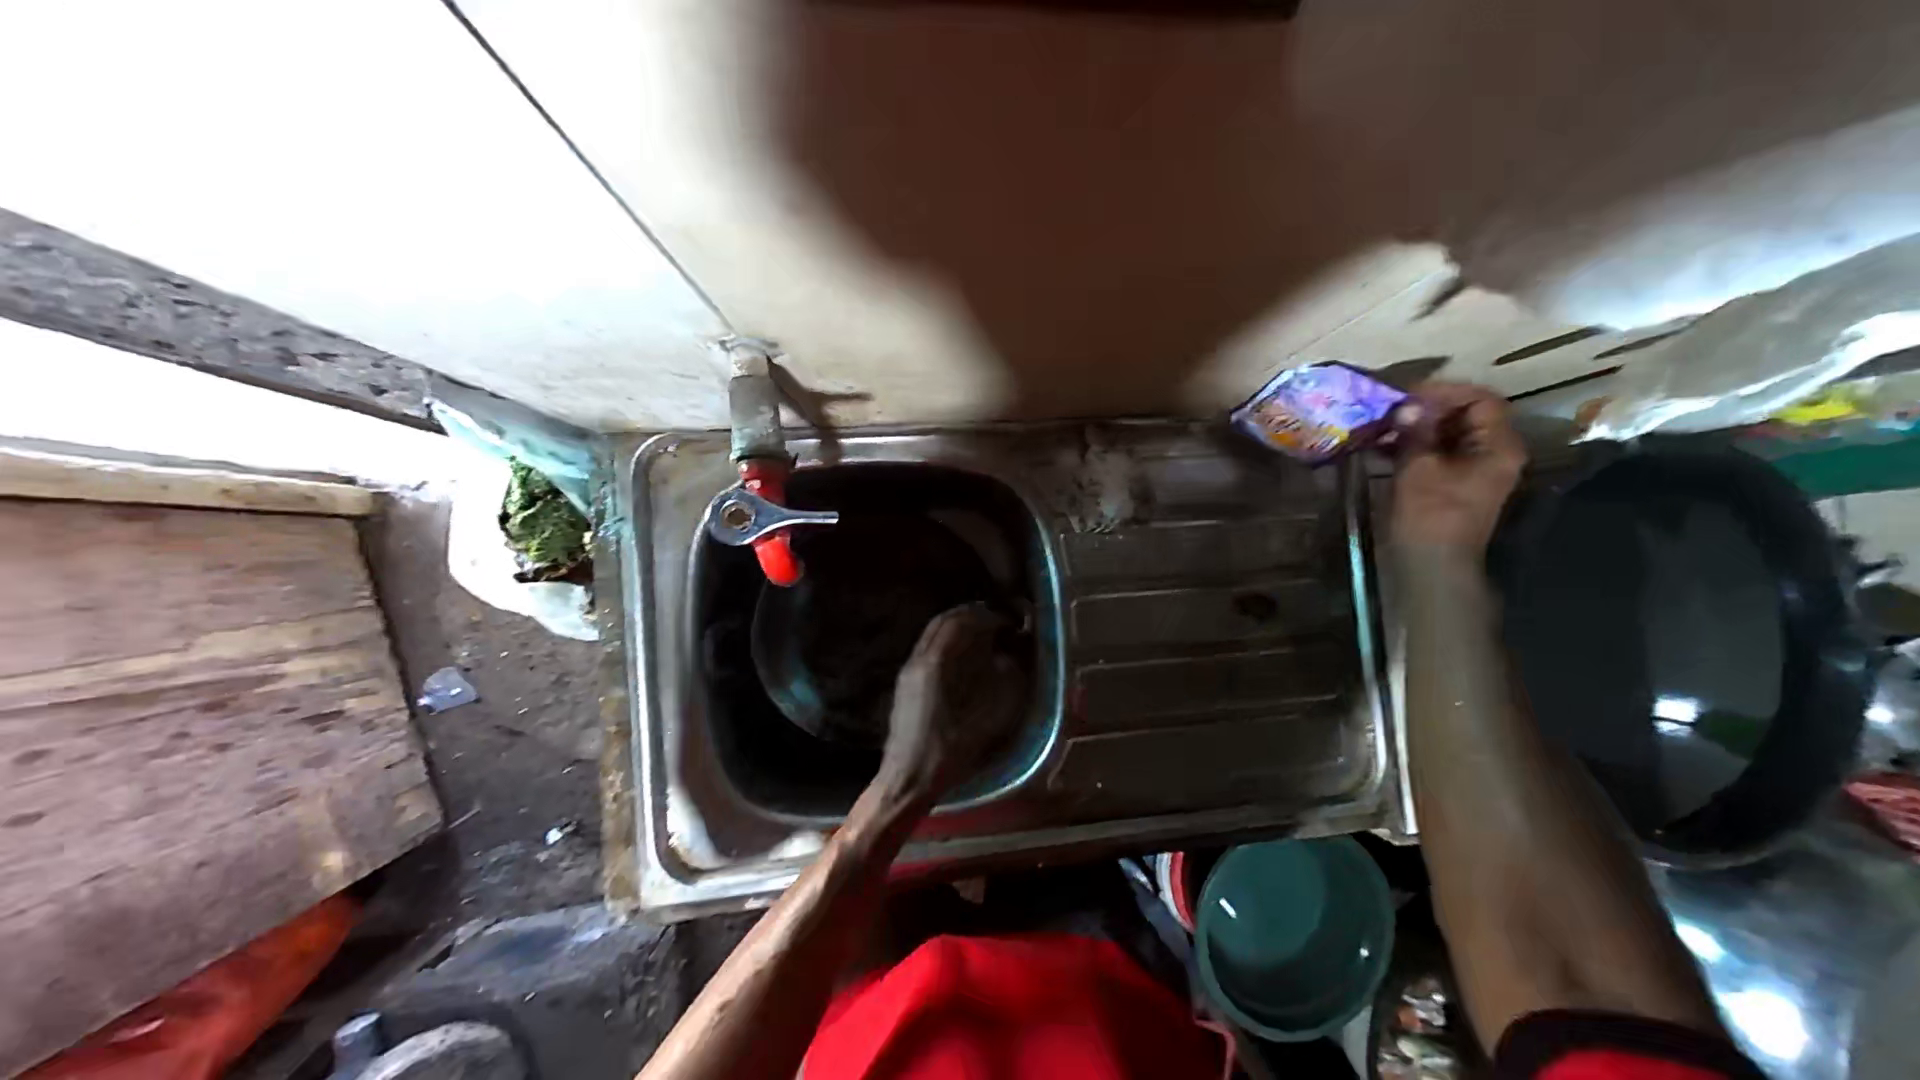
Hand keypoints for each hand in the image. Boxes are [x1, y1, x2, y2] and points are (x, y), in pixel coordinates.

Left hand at [874, 604, 1025, 805]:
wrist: (907, 779)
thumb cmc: (947, 753)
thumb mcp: (986, 720)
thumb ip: (1003, 685)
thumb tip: (1011, 659)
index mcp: (935, 664)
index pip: (959, 622)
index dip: (986, 617)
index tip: (1008, 622)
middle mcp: (917, 660)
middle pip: (943, 621)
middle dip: (971, 615)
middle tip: (997, 620)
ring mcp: (908, 671)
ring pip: (932, 633)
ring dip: (958, 626)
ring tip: (984, 634)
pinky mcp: (905, 683)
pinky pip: (927, 647)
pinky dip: (947, 641)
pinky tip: (964, 656)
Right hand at [1392, 382, 1525, 556]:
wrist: (1433, 564)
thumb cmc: (1430, 515)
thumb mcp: (1419, 468)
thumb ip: (1416, 432)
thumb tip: (1407, 405)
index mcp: (1498, 446)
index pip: (1482, 400)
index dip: (1446, 391)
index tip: (1407, 394)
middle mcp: (1495, 453)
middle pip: (1468, 415)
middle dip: (1429, 408)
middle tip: (1391, 409)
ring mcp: (1476, 470)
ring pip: (1450, 434)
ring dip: (1419, 427)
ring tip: (1384, 426)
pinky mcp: (1455, 483)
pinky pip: (1440, 453)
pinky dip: (1416, 445)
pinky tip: (1386, 446)